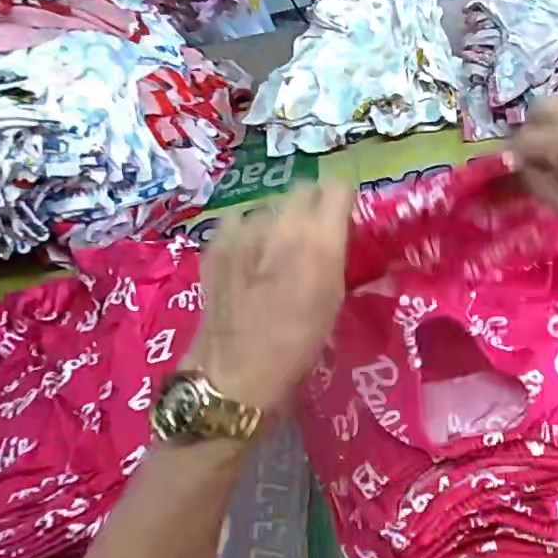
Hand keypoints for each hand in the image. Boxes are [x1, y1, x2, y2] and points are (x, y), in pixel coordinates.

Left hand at [187, 181, 352, 412]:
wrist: (236, 371)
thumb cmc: (298, 345)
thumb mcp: (334, 299)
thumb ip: (335, 255)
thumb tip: (334, 232)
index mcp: (321, 240)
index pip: (338, 186)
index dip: (341, 200)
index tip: (340, 216)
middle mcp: (284, 223)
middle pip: (303, 188)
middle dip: (311, 205)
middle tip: (309, 235)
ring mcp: (245, 228)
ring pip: (270, 205)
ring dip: (277, 221)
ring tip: (272, 254)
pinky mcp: (217, 239)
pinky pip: (241, 220)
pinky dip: (247, 232)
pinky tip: (246, 260)